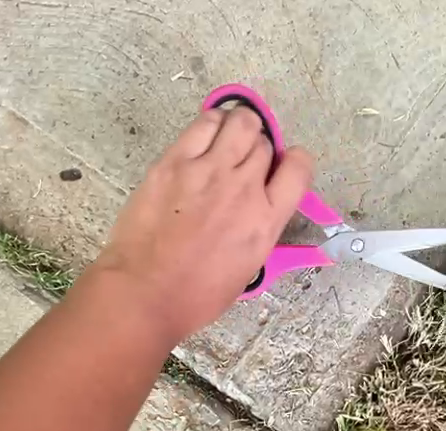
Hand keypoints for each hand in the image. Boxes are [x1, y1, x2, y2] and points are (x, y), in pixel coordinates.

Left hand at [88, 105, 313, 341]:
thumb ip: (259, 229)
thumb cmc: (197, 294)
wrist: (147, 291)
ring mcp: (208, 170)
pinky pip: (204, 123)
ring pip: (239, 121)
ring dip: (238, 129)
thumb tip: (258, 208)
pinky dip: (211, 125)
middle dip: (258, 150)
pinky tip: (203, 141)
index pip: (298, 169)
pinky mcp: (175, 160)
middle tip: (242, 164)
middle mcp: (243, 189)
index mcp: (266, 222)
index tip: (280, 170)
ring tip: (225, 144)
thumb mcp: (248, 268)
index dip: (294, 163)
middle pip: (264, 143)